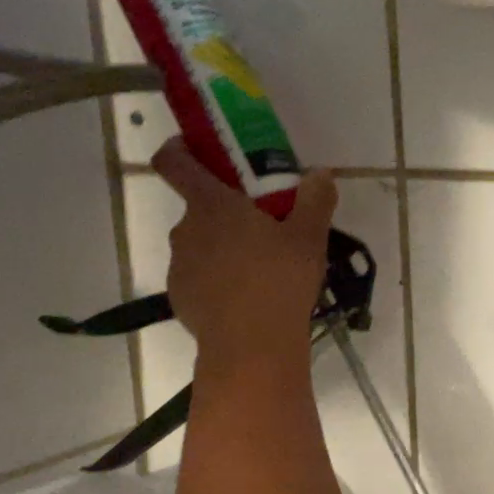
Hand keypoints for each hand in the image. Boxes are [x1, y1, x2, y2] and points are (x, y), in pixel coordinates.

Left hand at [152, 138, 336, 362]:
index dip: (180, 149)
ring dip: (227, 247)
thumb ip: (315, 201)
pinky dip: (221, 278)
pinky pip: (201, 275)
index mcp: (213, 206)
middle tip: (268, 227)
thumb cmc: (280, 281)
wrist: (251, 344)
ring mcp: (180, 263)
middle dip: (229, 212)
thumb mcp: (310, 238)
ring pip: (203, 244)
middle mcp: (187, 228)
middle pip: (201, 207)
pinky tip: (251, 296)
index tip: (200, 150)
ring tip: (265, 269)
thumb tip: (319, 173)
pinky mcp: (181, 295)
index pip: (174, 162)